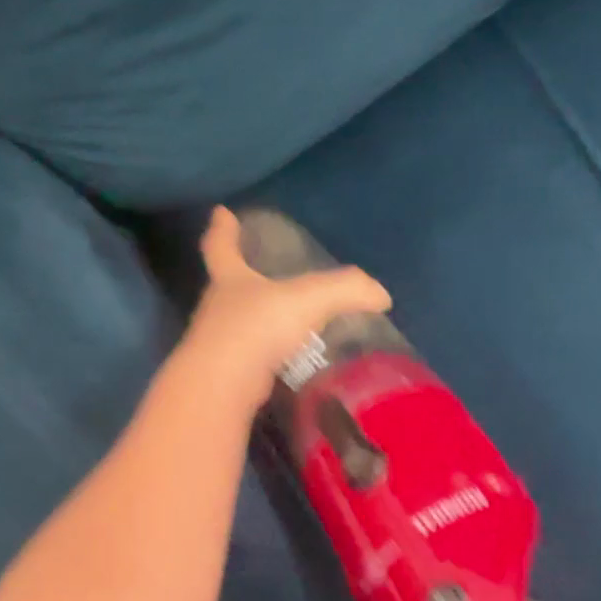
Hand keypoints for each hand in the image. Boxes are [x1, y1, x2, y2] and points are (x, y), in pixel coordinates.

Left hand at [189, 207, 390, 399]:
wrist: (224, 386)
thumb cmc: (258, 327)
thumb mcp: (310, 299)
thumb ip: (347, 290)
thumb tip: (382, 296)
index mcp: (230, 278)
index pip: (221, 246)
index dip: (223, 229)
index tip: (222, 214)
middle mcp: (218, 307)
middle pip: (227, 285)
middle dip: (241, 278)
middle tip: (260, 272)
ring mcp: (219, 344)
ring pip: (239, 326)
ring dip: (257, 323)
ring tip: (283, 323)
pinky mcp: (228, 377)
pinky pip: (252, 361)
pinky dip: (269, 359)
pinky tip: (288, 364)